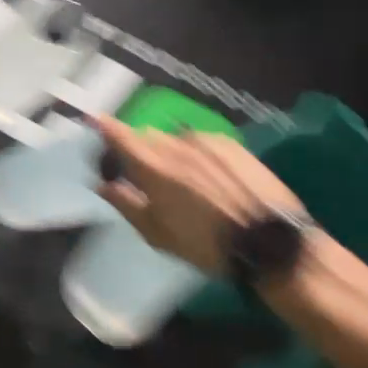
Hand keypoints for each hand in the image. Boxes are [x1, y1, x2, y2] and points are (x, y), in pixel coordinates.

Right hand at [92, 115, 305, 274]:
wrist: (272, 244)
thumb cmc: (206, 244)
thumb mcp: (157, 234)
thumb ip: (126, 204)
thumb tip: (104, 185)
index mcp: (153, 166)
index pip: (119, 134)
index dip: (104, 126)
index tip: (95, 122)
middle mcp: (177, 145)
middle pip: (147, 136)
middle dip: (140, 149)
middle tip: (144, 173)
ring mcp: (208, 142)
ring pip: (175, 139)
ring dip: (170, 152)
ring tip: (182, 178)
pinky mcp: (234, 146)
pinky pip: (202, 143)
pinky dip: (197, 154)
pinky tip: (209, 177)